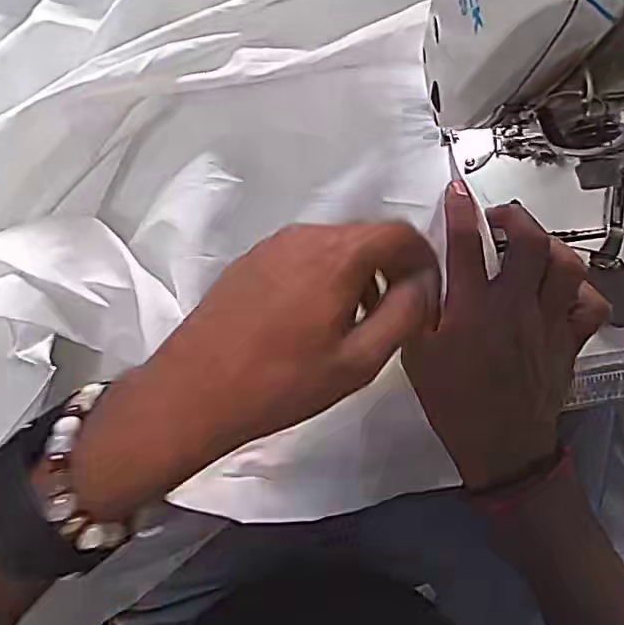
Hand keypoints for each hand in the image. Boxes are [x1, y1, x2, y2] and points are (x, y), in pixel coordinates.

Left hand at [70, 221, 440, 517]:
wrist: (195, 391)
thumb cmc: (280, 382)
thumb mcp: (359, 360)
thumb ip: (404, 314)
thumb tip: (424, 286)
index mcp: (337, 253)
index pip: (400, 233)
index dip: (425, 261)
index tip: (428, 294)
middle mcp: (305, 236)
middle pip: (368, 236)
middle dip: (393, 269)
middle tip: (399, 313)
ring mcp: (273, 245)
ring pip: (335, 246)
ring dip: (359, 274)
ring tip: (358, 322)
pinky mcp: (251, 260)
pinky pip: (304, 255)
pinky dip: (326, 275)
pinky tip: (316, 319)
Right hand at [404, 183, 609, 489]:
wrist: (502, 447)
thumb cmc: (458, 405)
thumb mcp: (418, 355)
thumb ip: (416, 309)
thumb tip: (414, 275)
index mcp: (472, 309)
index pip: (467, 243)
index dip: (461, 210)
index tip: (458, 194)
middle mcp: (514, 308)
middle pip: (528, 241)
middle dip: (514, 216)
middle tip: (499, 217)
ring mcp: (547, 322)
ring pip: (564, 264)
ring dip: (548, 243)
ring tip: (531, 242)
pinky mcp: (569, 340)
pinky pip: (589, 303)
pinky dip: (580, 287)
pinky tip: (561, 286)